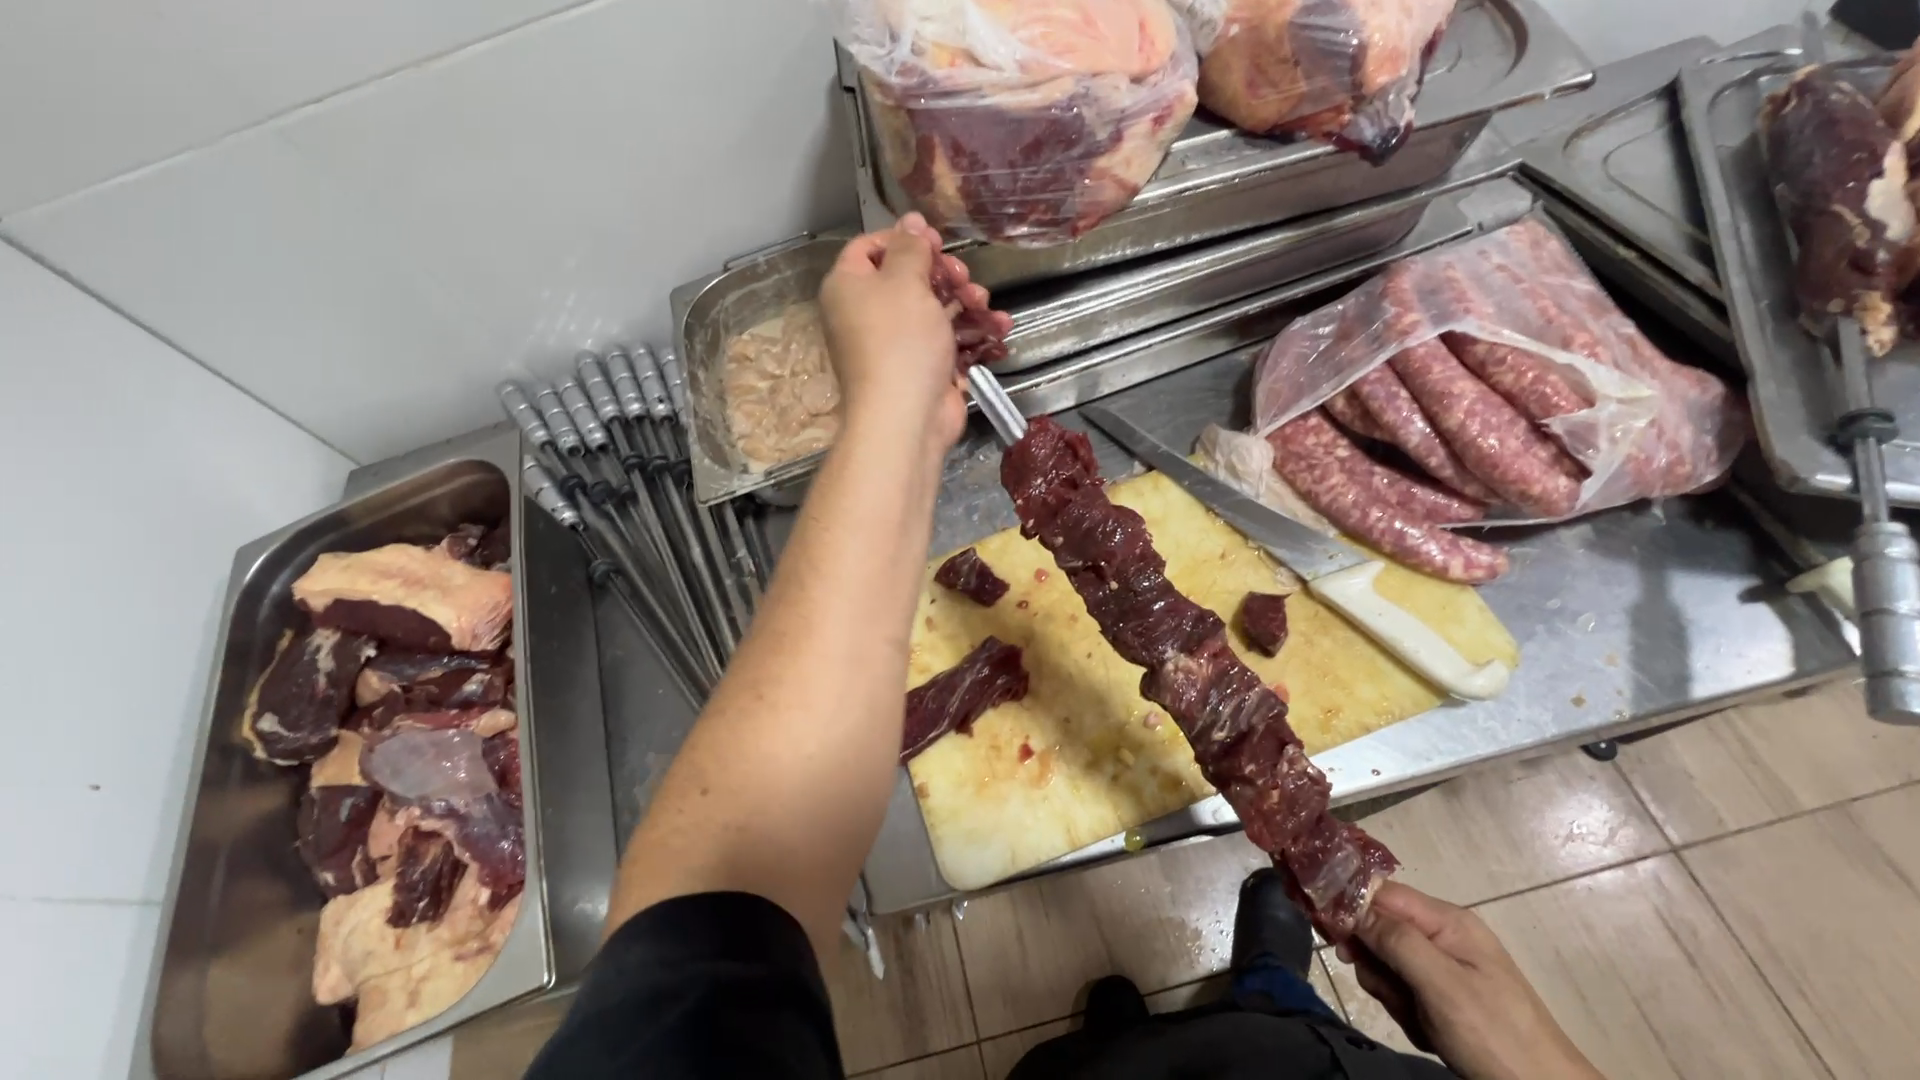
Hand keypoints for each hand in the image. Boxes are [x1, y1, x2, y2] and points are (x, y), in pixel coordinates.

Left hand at [818, 214, 969, 453]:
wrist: (906, 418)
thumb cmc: (899, 341)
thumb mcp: (904, 280)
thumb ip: (910, 247)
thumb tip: (910, 220)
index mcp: (849, 288)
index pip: (868, 248)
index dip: (903, 239)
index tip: (935, 242)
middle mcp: (867, 314)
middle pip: (909, 279)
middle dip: (945, 275)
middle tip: (963, 278)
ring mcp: (897, 345)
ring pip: (935, 310)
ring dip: (966, 303)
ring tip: (984, 307)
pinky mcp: (924, 370)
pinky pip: (949, 342)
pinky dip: (973, 334)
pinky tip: (999, 329)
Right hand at [1341, 882, 1603, 1079]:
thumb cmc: (1495, 1035)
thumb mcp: (1442, 985)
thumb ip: (1395, 940)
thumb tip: (1350, 905)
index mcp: (1447, 921)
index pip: (1381, 892)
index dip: (1350, 905)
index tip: (1329, 932)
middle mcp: (1443, 936)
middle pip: (1379, 929)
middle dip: (1376, 963)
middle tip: (1390, 992)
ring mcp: (1445, 967)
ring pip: (1386, 963)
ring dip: (1391, 993)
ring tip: (1419, 1019)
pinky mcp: (1443, 995)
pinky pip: (1403, 990)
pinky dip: (1407, 1011)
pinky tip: (1429, 1031)